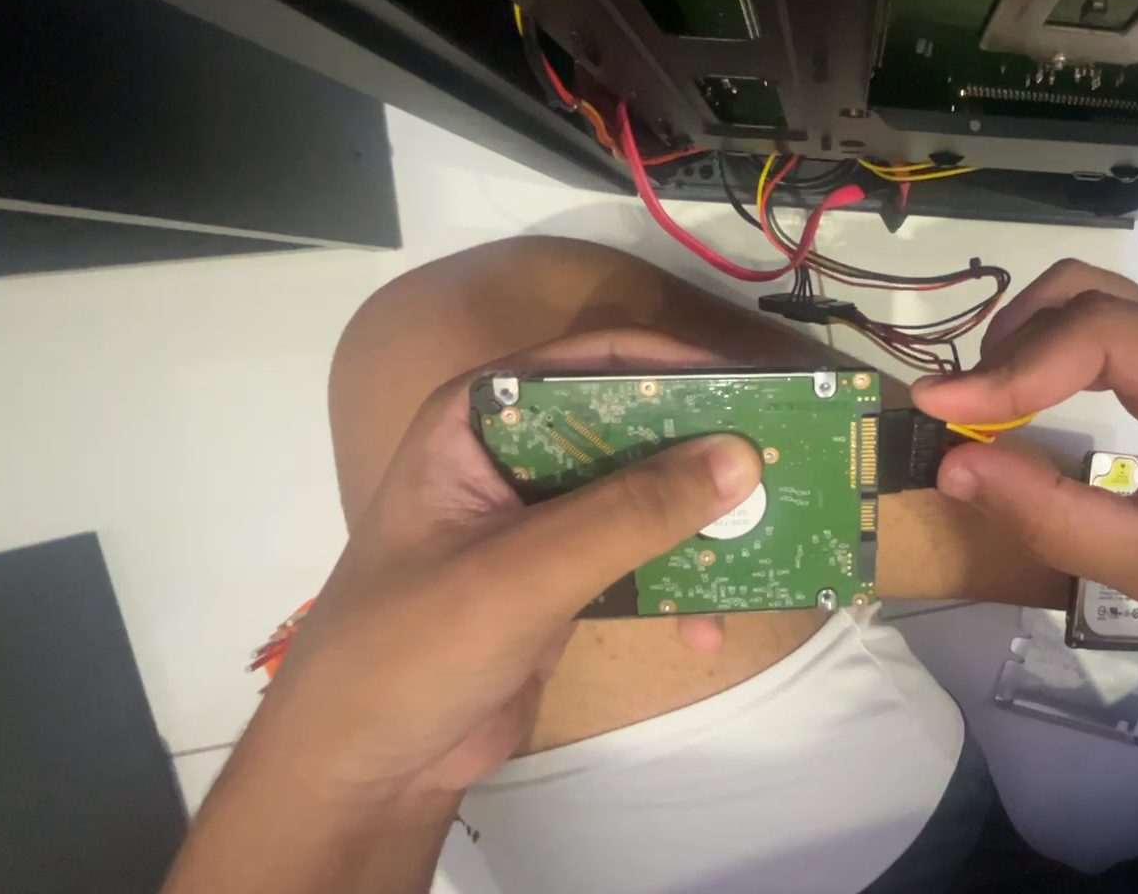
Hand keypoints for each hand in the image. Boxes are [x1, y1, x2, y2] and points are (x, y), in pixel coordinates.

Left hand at [236, 329, 762, 805]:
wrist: (362, 776)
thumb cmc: (411, 652)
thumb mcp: (525, 572)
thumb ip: (632, 512)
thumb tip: (741, 457)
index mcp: (484, 420)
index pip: (595, 361)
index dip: (676, 365)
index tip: (751, 390)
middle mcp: (521, 454)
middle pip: (634, 426)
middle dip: (704, 451)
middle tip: (775, 465)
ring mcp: (548, 514)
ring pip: (647, 490)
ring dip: (702, 520)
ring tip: (762, 544)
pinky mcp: (570, 569)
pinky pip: (643, 552)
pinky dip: (679, 581)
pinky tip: (706, 626)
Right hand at [914, 271, 1137, 678]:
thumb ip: (1047, 515)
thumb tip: (950, 464)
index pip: (1103, 332)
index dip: (1014, 367)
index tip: (940, 408)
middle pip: (1092, 295)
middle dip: (1014, 343)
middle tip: (961, 409)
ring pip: (1094, 304)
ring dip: (1027, 344)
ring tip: (983, 405)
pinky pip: (1109, 337)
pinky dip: (1053, 358)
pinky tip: (1024, 399)